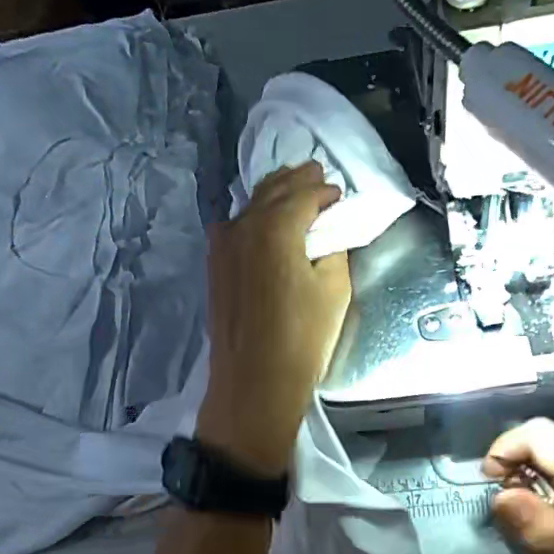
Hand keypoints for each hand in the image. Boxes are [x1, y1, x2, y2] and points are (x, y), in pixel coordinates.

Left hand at [197, 162, 349, 476]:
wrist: (254, 381)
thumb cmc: (302, 338)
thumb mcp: (335, 290)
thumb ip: (332, 250)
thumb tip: (326, 234)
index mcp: (276, 228)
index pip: (304, 195)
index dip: (324, 191)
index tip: (339, 193)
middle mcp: (243, 226)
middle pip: (273, 192)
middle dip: (297, 180)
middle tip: (315, 171)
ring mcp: (222, 245)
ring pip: (250, 206)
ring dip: (273, 194)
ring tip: (292, 187)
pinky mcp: (214, 265)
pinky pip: (235, 225)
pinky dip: (253, 215)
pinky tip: (262, 220)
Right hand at [482, 418, 553, 553]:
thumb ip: (535, 526)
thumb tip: (500, 495)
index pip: (537, 434)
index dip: (504, 452)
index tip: (489, 487)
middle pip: (539, 439)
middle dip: (512, 466)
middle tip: (503, 506)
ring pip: (544, 450)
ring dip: (522, 475)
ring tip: (520, 514)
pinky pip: (553, 464)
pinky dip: (535, 482)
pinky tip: (538, 513)